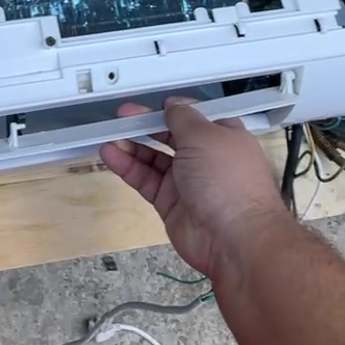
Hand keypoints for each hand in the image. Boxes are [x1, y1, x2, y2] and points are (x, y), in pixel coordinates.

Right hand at [99, 98, 296, 280]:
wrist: (234, 239)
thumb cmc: (227, 179)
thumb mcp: (205, 136)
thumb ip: (182, 117)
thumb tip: (172, 105)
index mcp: (222, 137)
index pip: (194, 117)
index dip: (171, 109)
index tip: (150, 104)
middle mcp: (205, 158)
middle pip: (169, 136)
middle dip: (145, 125)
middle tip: (121, 117)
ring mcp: (186, 181)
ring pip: (153, 158)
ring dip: (132, 145)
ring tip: (110, 135)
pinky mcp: (169, 202)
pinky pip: (145, 179)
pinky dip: (127, 166)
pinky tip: (111, 154)